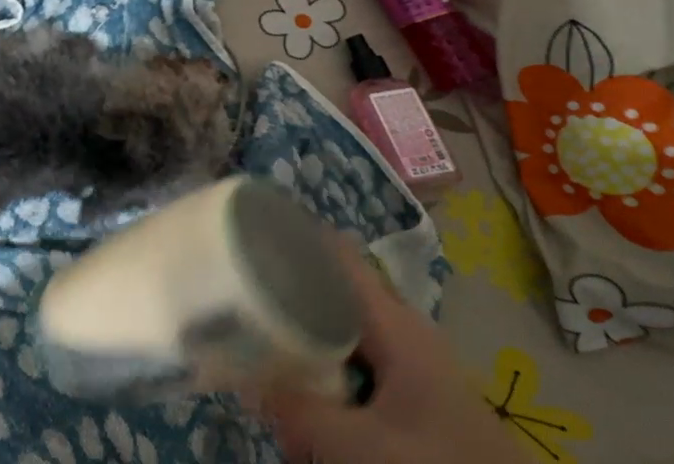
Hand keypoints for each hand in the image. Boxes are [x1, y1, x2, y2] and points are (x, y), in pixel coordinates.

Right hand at [257, 248, 531, 463]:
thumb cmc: (438, 461)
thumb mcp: (359, 444)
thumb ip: (296, 408)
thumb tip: (244, 381)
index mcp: (394, 322)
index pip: (336, 254)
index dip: (290, 236)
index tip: (243, 232)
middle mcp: (401, 331)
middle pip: (328, 293)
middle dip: (282, 297)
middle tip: (236, 301)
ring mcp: (409, 362)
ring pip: (336, 334)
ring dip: (299, 346)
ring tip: (261, 356)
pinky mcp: (412, 393)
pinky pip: (353, 366)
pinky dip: (322, 374)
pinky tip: (302, 398)